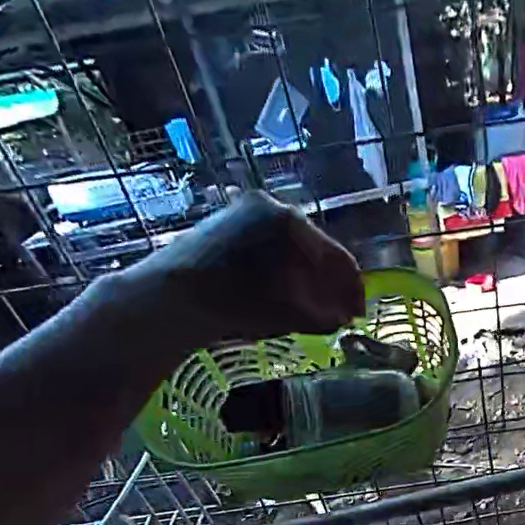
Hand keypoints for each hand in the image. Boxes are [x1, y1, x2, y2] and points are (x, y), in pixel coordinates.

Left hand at [140, 191, 363, 342]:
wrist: (167, 299)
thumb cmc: (235, 305)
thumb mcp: (289, 315)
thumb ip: (324, 314)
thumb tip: (343, 317)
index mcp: (292, 224)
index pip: (337, 258)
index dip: (352, 289)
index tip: (358, 313)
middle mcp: (272, 207)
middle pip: (315, 250)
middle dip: (329, 283)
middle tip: (338, 311)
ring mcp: (245, 212)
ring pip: (291, 248)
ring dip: (306, 278)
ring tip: (311, 306)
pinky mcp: (225, 224)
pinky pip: (267, 246)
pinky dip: (281, 270)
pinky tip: (280, 291)